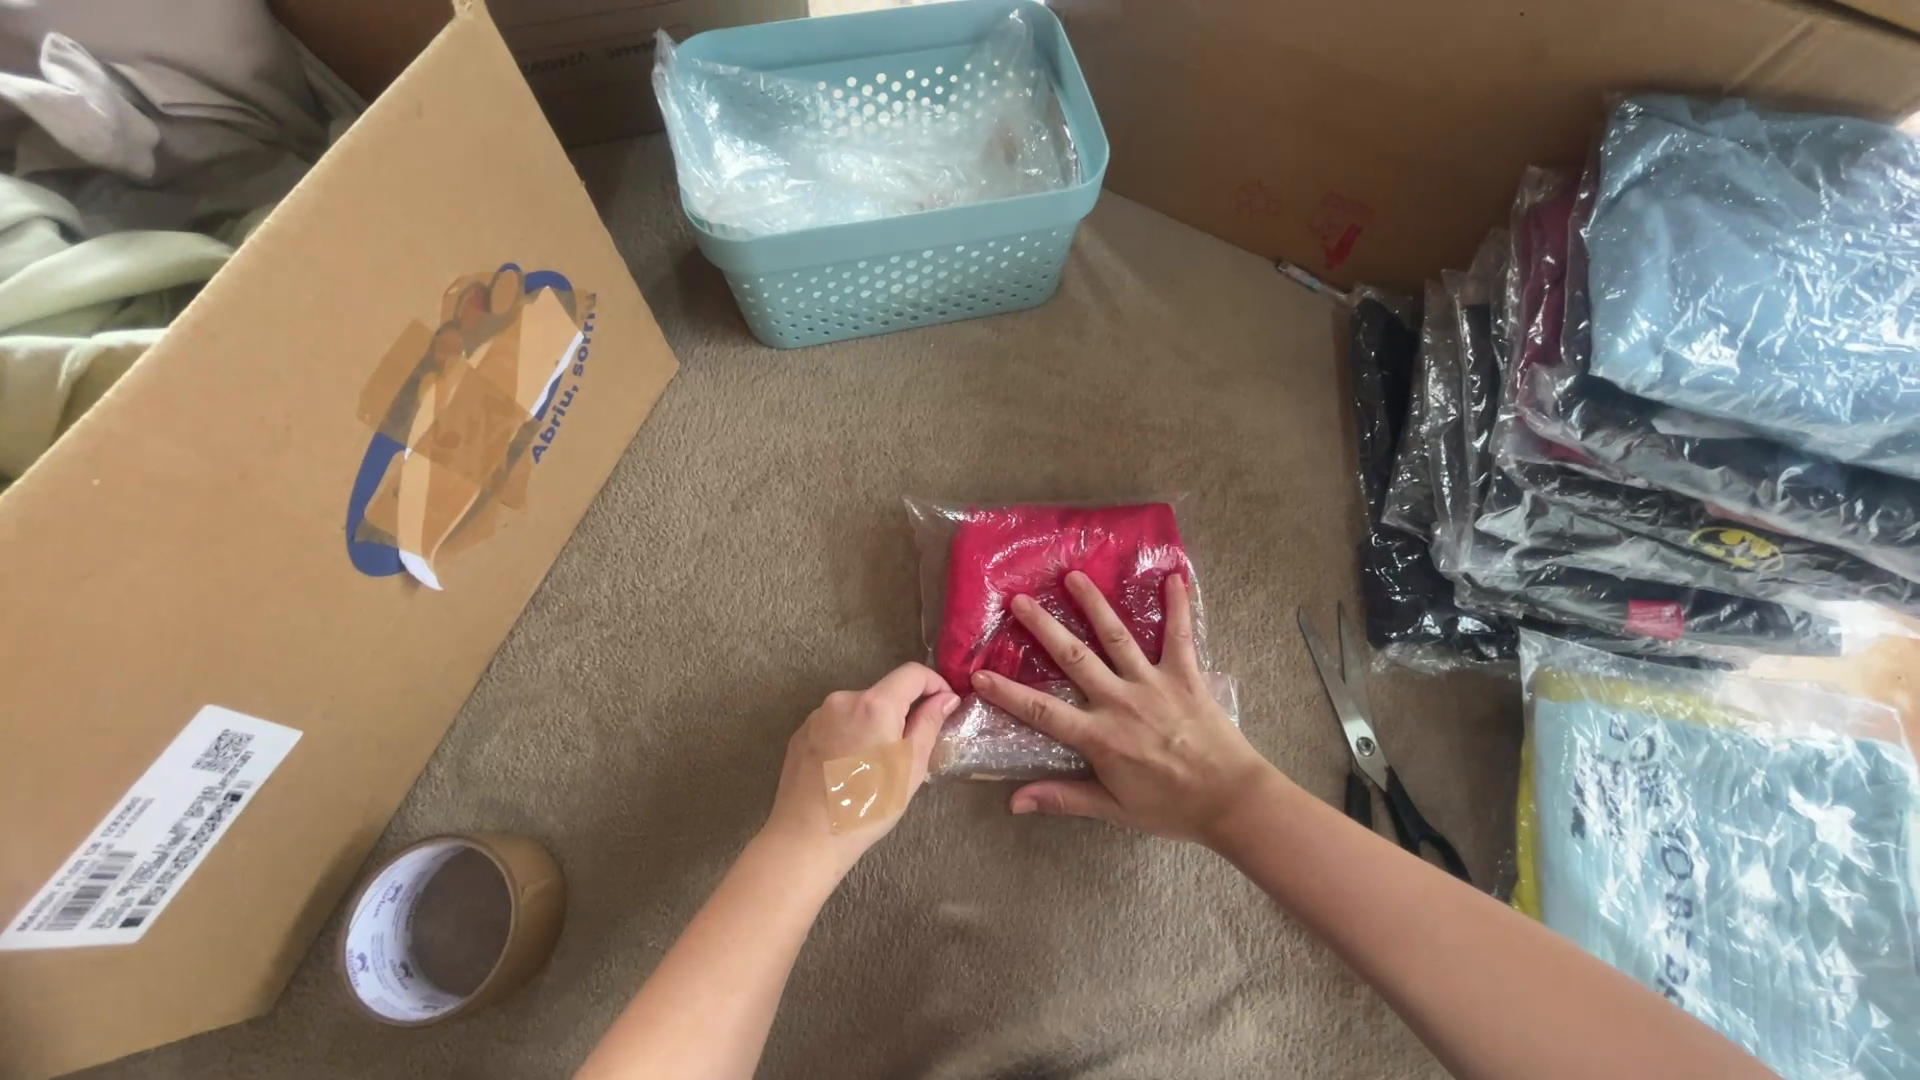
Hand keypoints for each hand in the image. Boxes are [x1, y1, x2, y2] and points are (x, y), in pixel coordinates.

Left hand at [761, 663, 959, 873]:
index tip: (945, 704)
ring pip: (859, 710)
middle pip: (884, 693)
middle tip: (910, 750)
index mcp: (875, 704)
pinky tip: (848, 769)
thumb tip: (946, 697)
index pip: (913, 673)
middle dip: (902, 712)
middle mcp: (843, 699)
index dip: (935, 684)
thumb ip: (930, 723)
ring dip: (874, 726)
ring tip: (875, 766)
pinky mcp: (801, 733)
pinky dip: (850, 736)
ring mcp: (818, 715)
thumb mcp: (911, 766)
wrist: (806, 838)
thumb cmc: (868, 805)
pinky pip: (836, 724)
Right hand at [970, 572, 1280, 845]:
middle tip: (1019, 599)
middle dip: (1043, 627)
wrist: (1232, 801)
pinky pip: (1179, 636)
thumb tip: (1014, 802)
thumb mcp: (1114, 810)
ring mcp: (1153, 683)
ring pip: (1116, 637)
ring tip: (1074, 576)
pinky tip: (1174, 577)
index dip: (1008, 694)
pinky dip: (1178, 606)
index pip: (1043, 711)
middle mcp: (1120, 701)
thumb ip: (1063, 799)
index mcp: (1099, 736)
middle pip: (1074, 658)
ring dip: (1093, 604)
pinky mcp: (1185, 675)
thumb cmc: (1172, 807)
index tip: (979, 674)